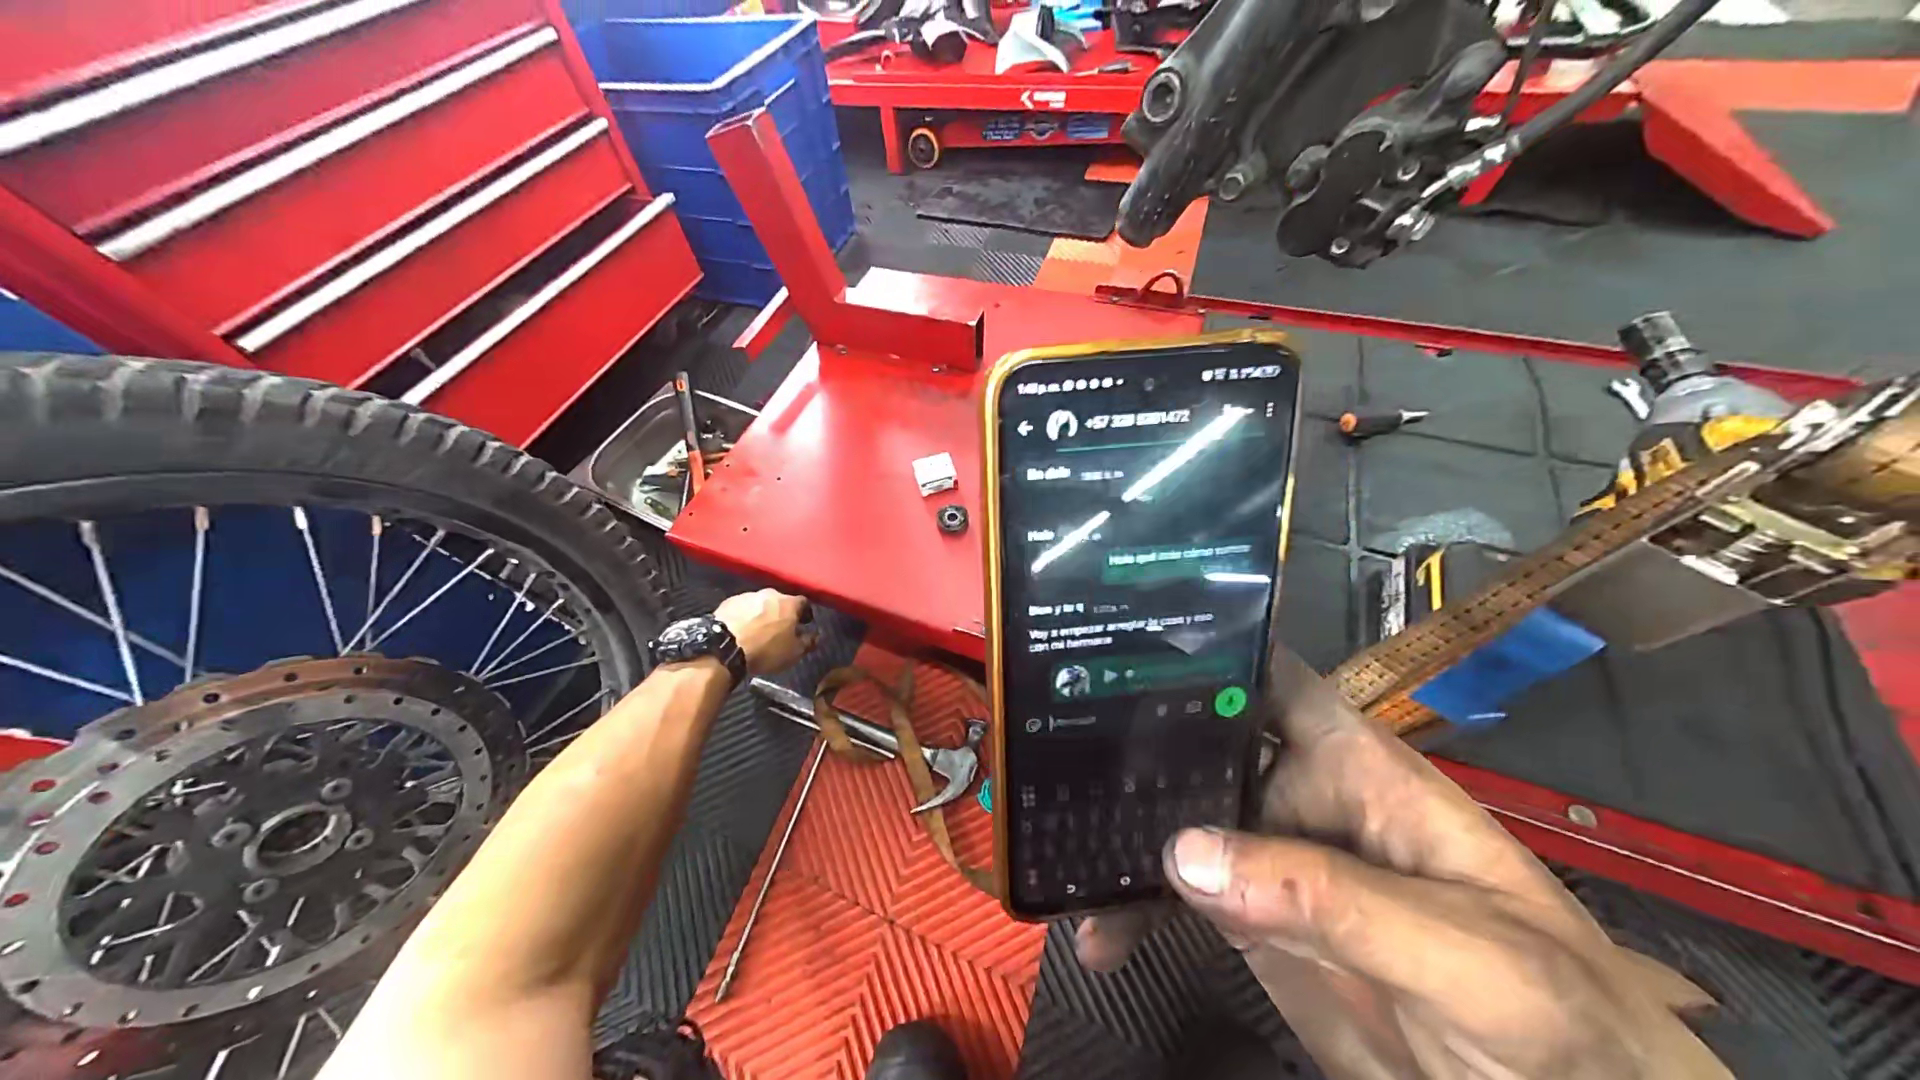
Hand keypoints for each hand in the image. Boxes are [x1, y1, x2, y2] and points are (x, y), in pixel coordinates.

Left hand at [714, 588, 816, 674]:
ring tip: (758, 630)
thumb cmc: (764, 649)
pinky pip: (742, 608)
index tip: (804, 624)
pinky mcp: (728, 602)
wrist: (723, 646)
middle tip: (780, 628)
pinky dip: (744, 617)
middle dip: (782, 613)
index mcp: (789, 603)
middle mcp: (770, 594)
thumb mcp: (793, 653)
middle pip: (780, 601)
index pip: (804, 603)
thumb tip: (815, 635)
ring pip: (760, 604)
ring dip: (762, 614)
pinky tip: (741, 630)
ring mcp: (747, 596)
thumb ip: (807, 642)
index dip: (805, 614)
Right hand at [1077, 649, 1728, 1079]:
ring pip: (1174, 821)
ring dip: (1116, 830)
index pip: (1267, 679)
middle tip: (1046, 749)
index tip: (1117, 645)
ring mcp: (1269, 861)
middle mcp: (1298, 796)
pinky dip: (1131, 909)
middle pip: (1198, 743)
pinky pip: (1175, 897)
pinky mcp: (1250, 922)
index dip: (1202, 651)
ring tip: (1053, 846)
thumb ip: (1336, 901)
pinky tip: (1096, 933)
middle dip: (1128, 742)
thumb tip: (1185, 853)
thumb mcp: (1470, 962)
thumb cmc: (1564, 1027)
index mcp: (1352, 766)